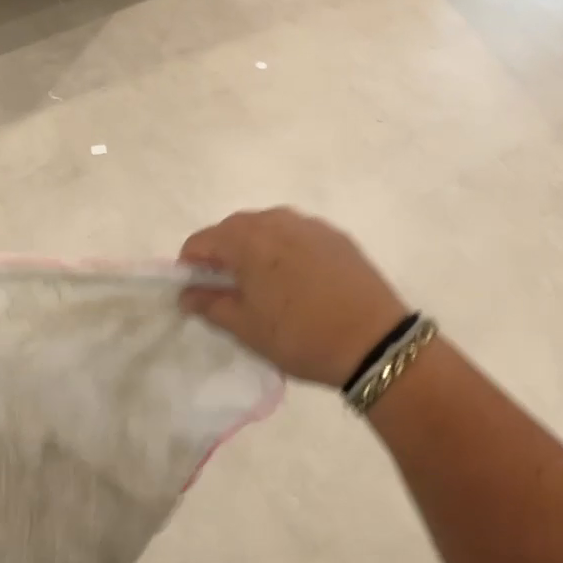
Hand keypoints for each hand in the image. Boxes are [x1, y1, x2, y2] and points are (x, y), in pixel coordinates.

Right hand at [179, 207, 408, 387]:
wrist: (376, 342)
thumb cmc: (300, 336)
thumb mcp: (247, 329)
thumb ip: (210, 305)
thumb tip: (187, 294)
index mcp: (247, 240)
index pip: (201, 241)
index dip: (190, 266)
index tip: (197, 293)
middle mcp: (275, 220)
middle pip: (233, 228)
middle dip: (222, 254)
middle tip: (229, 291)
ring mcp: (309, 224)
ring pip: (267, 228)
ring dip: (254, 249)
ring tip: (264, 286)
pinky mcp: (336, 235)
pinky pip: (297, 234)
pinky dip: (285, 250)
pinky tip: (297, 281)